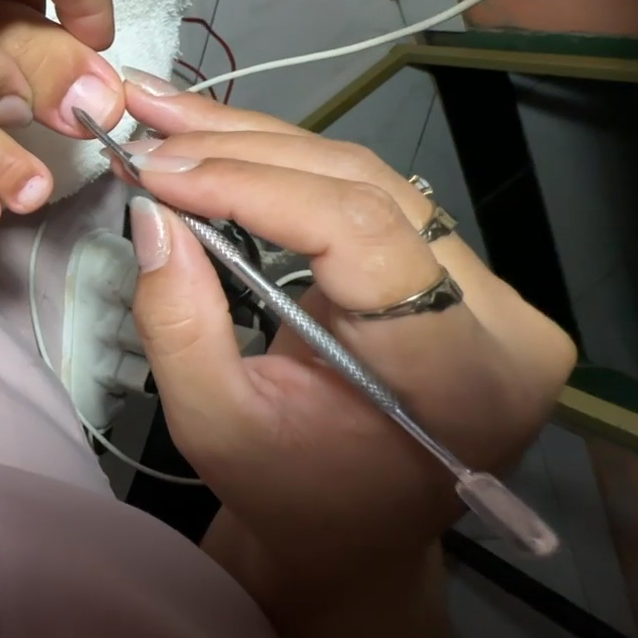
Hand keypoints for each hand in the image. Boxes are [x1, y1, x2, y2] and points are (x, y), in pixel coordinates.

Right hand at [113, 73, 575, 585]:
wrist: (348, 525)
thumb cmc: (283, 488)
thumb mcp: (209, 420)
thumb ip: (177, 319)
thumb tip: (150, 211)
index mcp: (457, 371)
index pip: (361, 234)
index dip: (252, 186)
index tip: (153, 172)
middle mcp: (495, 314)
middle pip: (362, 185)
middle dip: (237, 149)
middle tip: (142, 130)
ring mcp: (480, 283)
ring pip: (357, 171)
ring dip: (248, 137)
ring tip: (160, 112)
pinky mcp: (442, 264)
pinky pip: (353, 187)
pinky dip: (269, 156)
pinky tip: (207, 134)